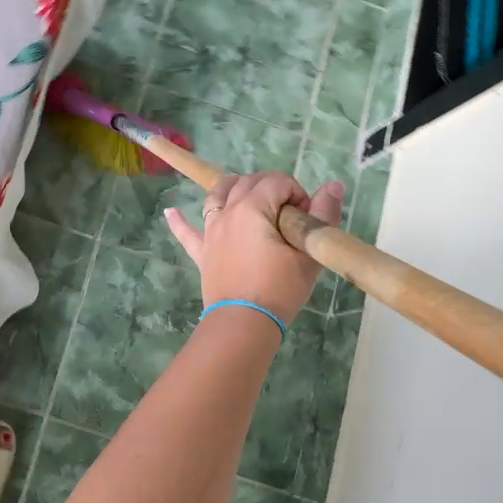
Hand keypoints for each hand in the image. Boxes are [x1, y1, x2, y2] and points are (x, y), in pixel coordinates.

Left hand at [164, 172, 343, 324]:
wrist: (244, 321)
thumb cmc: (280, 287)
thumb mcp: (308, 253)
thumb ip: (322, 216)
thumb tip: (334, 186)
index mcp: (251, 208)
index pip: (277, 181)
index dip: (297, 192)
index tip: (306, 217)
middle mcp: (226, 212)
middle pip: (246, 182)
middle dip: (271, 188)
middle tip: (289, 214)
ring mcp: (210, 232)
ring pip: (216, 197)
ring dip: (231, 188)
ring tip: (244, 191)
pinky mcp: (202, 253)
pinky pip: (187, 233)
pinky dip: (179, 221)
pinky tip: (168, 212)